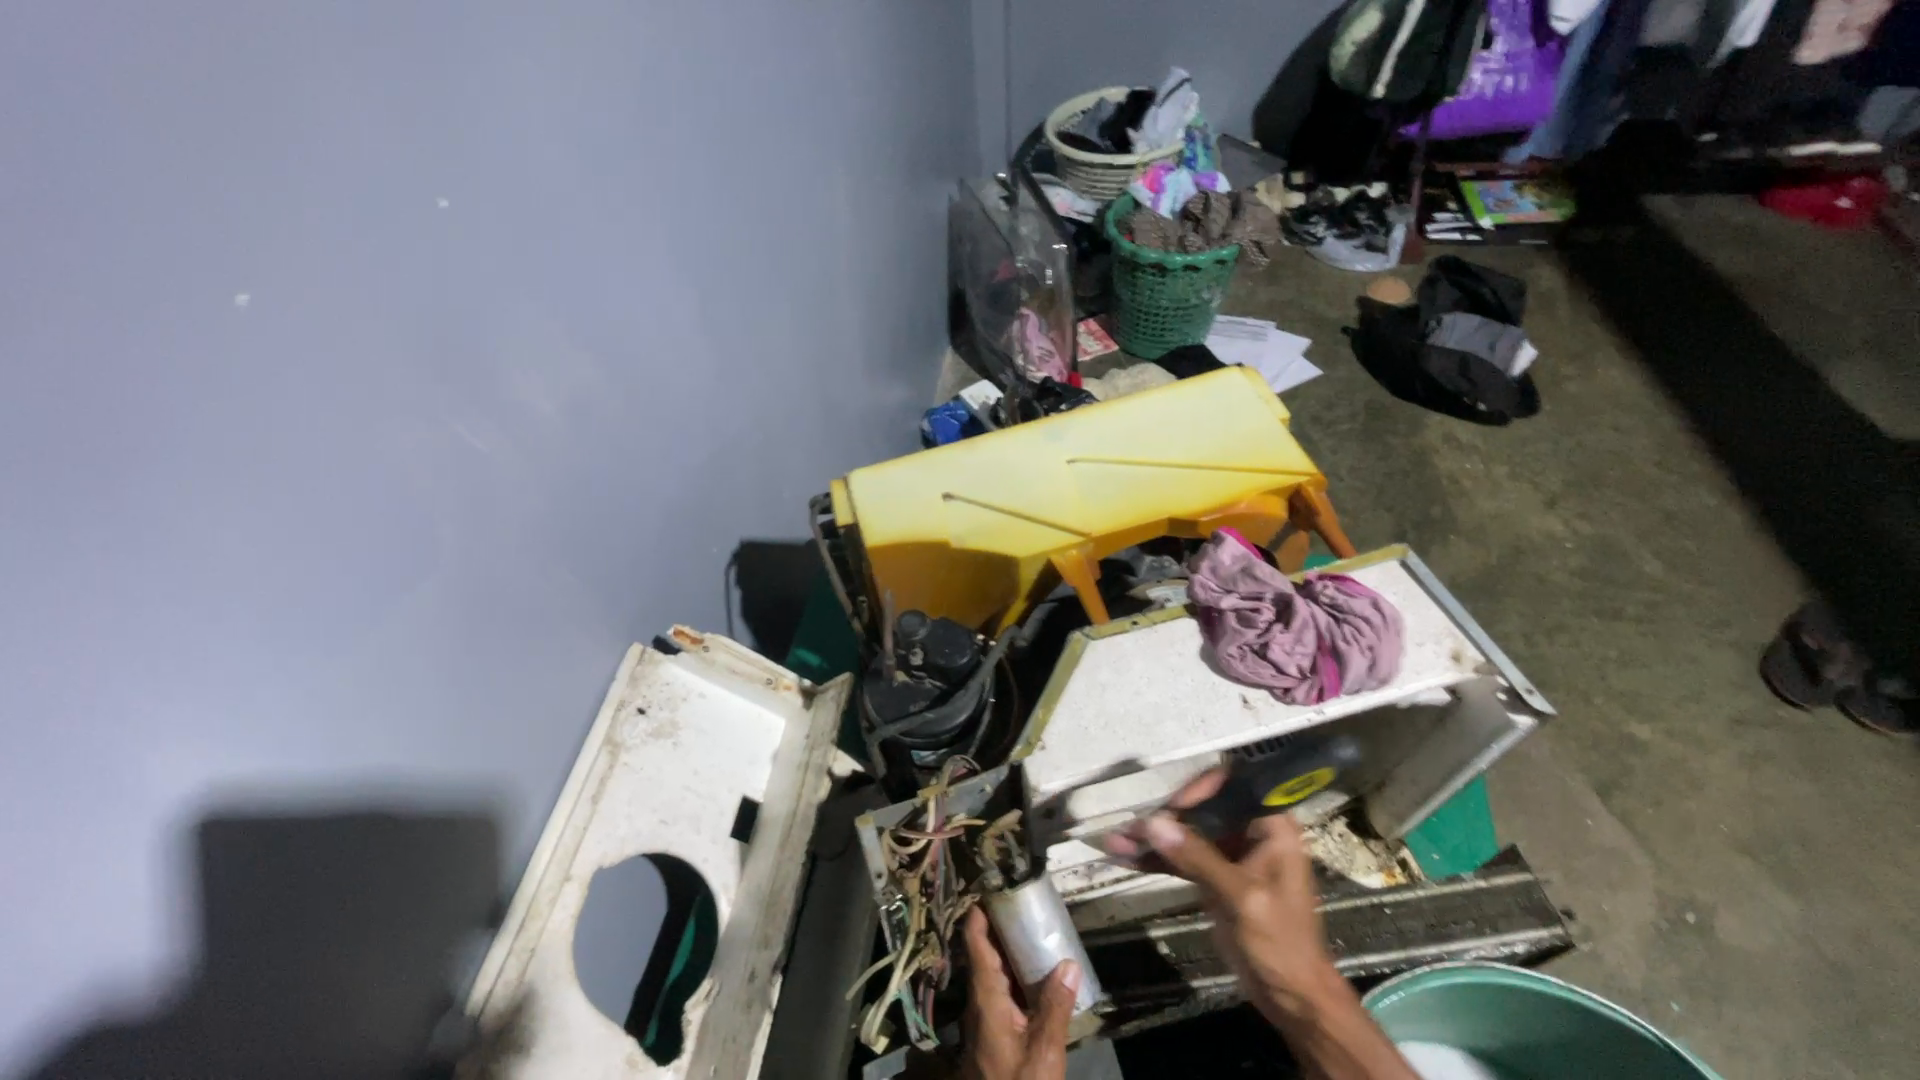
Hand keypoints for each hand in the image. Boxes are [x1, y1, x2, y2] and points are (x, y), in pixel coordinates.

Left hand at [960, 906, 1081, 1079]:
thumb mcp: (1043, 1052)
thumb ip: (1055, 1007)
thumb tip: (1068, 962)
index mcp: (985, 998)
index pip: (975, 944)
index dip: (978, 913)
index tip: (988, 884)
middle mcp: (979, 1002)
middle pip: (983, 953)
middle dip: (997, 925)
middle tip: (1020, 898)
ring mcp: (984, 1018)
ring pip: (992, 972)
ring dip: (1007, 948)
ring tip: (1031, 924)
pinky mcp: (994, 1032)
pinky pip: (1001, 990)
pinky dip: (1014, 972)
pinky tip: (1036, 971)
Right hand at [1102, 768, 1338, 1021]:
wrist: (1291, 995)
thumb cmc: (1280, 942)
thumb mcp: (1242, 897)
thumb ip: (1197, 857)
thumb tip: (1153, 823)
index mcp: (1271, 829)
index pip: (1235, 786)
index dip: (1202, 789)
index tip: (1174, 809)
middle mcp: (1250, 834)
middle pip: (1203, 809)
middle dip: (1166, 817)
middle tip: (1132, 828)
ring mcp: (1229, 857)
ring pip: (1186, 835)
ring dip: (1152, 838)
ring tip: (1115, 840)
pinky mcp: (1213, 879)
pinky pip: (1181, 860)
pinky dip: (1155, 860)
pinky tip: (1124, 857)